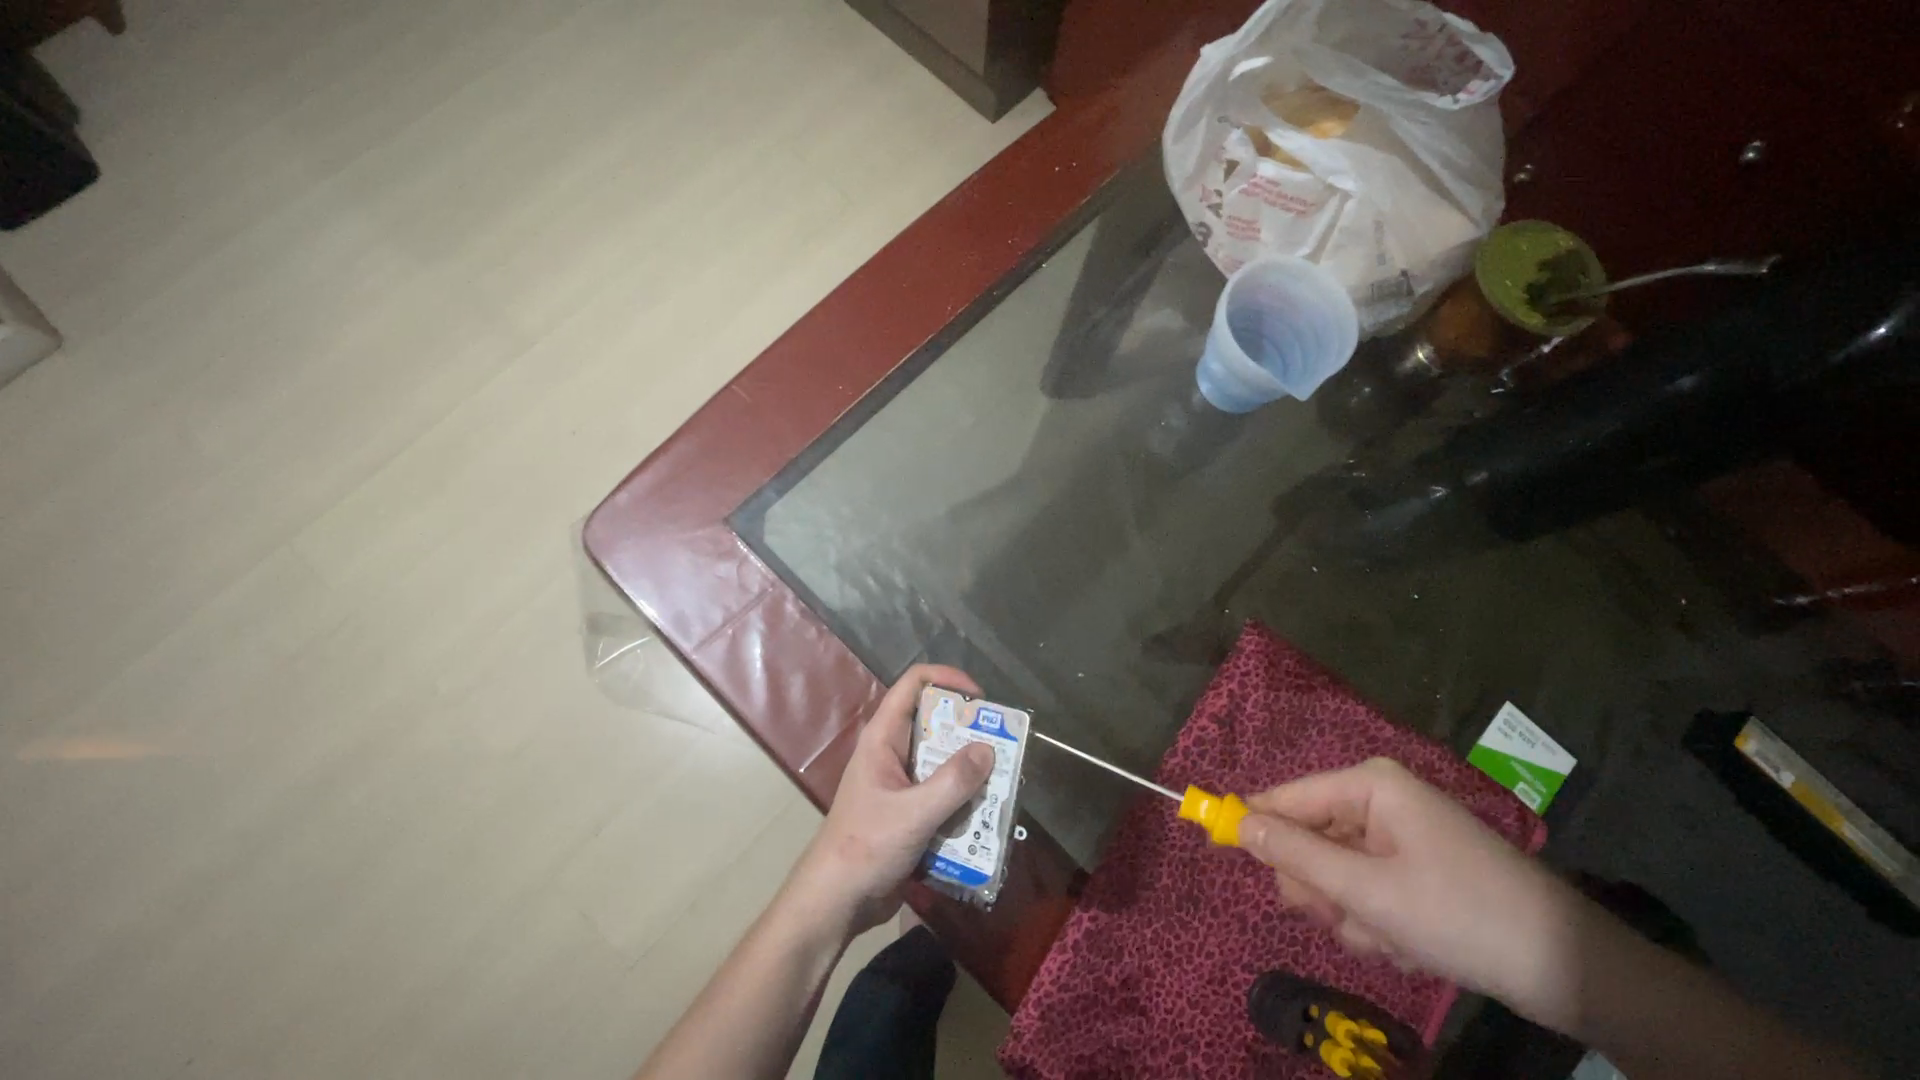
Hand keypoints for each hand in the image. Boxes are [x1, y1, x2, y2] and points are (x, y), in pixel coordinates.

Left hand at [784, 665, 996, 936]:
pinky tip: (987, 819)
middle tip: (1005, 749)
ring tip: (1004, 785)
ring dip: (972, 773)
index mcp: (883, 739)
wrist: (836, 902)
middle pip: (936, 725)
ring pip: (943, 763)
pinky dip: (964, 802)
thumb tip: (989, 749)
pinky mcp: (909, 814)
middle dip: (971, 733)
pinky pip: (943, 796)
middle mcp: (892, 754)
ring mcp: (901, 785)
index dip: (948, 679)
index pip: (913, 684)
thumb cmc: (865, 848)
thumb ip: (953, 781)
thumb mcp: (914, 813)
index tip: (982, 700)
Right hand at [1235, 758, 1586, 1020]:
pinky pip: (1366, 893)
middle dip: (1323, 890)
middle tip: (1343, 916)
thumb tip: (1238, 823)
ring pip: (1335, 877)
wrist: (1564, 965)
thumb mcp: (1367, 890)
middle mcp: (1380, 800)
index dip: (1249, 822)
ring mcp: (1399, 836)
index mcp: (1370, 785)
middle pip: (1309, 841)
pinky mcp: (1414, 869)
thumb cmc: (1459, 913)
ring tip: (1393, 937)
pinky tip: (1413, 942)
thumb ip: (1296, 855)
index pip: (1286, 797)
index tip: (1210, 843)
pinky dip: (1379, 924)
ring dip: (1353, 915)